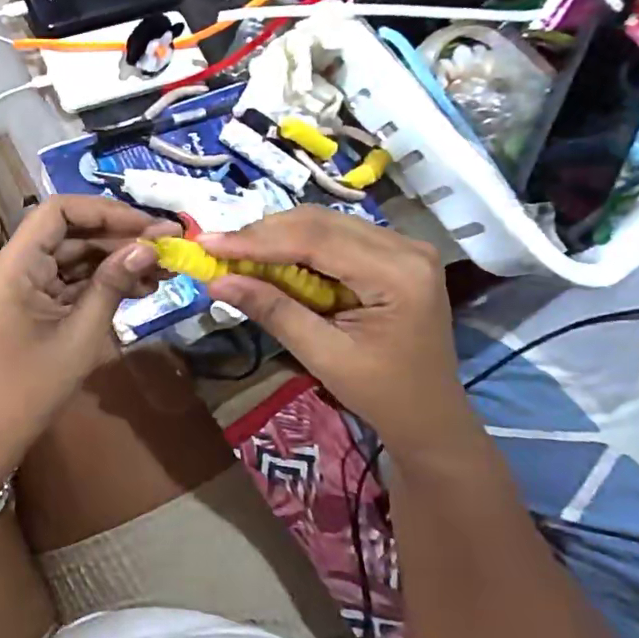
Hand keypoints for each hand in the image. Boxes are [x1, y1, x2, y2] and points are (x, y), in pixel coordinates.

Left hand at [0, 196, 174, 482]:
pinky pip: (66, 278)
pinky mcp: (27, 299)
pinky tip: (139, 286)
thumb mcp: (81, 335)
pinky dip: (98, 280)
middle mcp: (9, 264)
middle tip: (166, 245)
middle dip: (118, 238)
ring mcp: (17, 282)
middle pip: (68, 232)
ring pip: (71, 254)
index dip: (105, 211)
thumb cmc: (34, 387)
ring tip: (162, 269)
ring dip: (114, 260)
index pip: (57, 212)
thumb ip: (113, 285)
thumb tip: (148, 248)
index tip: (147, 224)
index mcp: (11, 266)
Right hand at [201, 207, 461, 440]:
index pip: (317, 239)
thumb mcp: (323, 356)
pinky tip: (271, 258)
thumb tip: (216, 282)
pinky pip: (337, 236)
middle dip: (263, 234)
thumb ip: (273, 311)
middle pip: (321, 221)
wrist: (430, 416)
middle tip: (215, 248)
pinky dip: (299, 244)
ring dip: (278, 236)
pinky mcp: (394, 253)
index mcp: (398, 273)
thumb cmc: (381, 394)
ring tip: (235, 254)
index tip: (208, 244)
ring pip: (326, 223)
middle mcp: (406, 246)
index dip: (258, 239)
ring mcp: (404, 246)